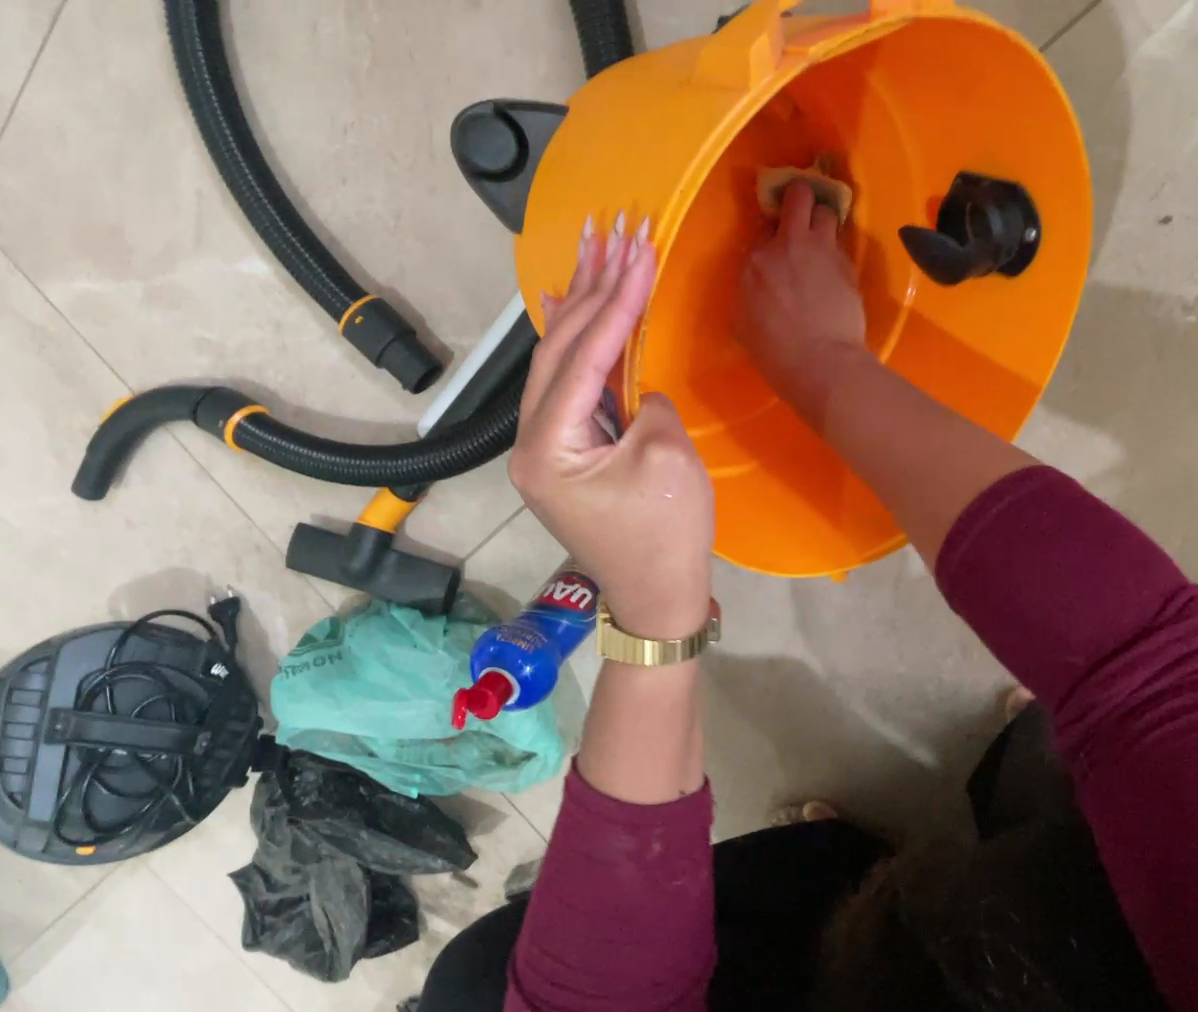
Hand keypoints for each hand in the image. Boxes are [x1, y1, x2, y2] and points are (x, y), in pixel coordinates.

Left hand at [510, 214, 714, 639]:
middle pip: (559, 350)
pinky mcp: (562, 453)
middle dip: (590, 287)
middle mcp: (531, 443)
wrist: (656, 597)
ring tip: (596, 248)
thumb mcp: (666, 459)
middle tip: (614, 227)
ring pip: (558, 363)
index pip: (582, 357)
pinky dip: (572, 344)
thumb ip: (643, 403)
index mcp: (548, 448)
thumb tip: (632, 384)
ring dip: (581, 307)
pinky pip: (563, 388)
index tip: (638, 246)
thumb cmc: (666, 537)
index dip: (614, 300)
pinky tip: (562, 301)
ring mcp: (542, 449)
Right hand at [738, 181, 872, 424]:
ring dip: (823, 219)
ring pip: (827, 211)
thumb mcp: (743, 323)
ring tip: (821, 238)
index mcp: (756, 260)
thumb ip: (750, 292)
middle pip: (799, 196)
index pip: (764, 226)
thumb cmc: (774, 352)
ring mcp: (823, 250)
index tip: (774, 244)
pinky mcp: (848, 264)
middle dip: (800, 197)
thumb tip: (757, 285)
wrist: (819, 361)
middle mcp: (789, 244)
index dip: (771, 232)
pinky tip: (834, 270)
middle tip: (800, 213)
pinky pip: (842, 244)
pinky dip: (836, 250)